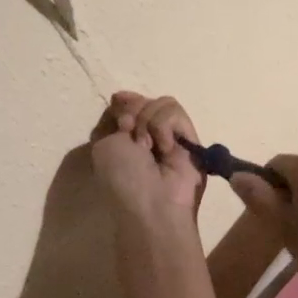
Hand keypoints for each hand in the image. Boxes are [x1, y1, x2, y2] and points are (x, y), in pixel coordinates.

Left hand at [89, 92, 204, 220]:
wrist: (153, 202)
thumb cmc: (123, 178)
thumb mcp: (105, 142)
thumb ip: (117, 115)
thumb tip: (124, 95)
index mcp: (123, 136)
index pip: (126, 102)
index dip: (124, 105)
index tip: (122, 123)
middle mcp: (147, 134)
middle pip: (144, 100)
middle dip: (137, 115)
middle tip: (136, 141)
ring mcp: (170, 136)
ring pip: (162, 103)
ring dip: (151, 123)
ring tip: (152, 148)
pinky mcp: (191, 139)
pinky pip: (177, 112)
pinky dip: (166, 127)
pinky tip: (167, 148)